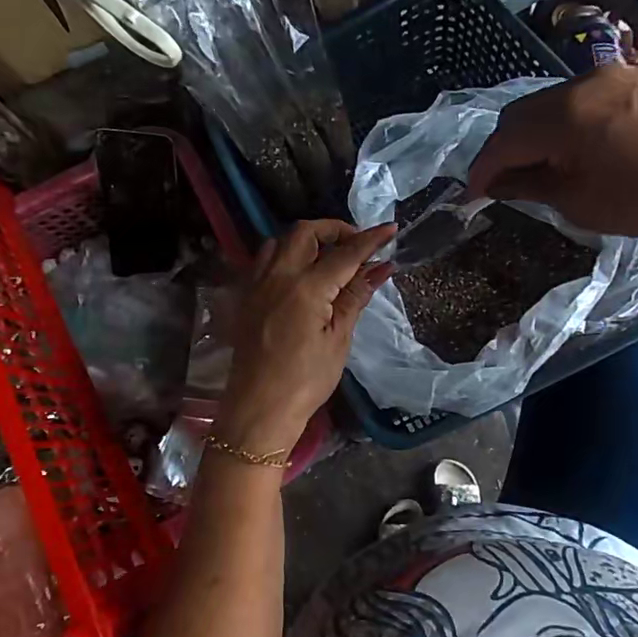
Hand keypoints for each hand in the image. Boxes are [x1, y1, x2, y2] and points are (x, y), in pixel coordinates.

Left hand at [215, 220, 396, 455]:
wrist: (259, 407)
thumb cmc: (306, 380)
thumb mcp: (338, 339)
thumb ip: (355, 297)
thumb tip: (379, 268)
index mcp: (306, 287)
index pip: (345, 253)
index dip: (370, 239)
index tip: (390, 229)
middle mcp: (278, 275)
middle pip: (306, 232)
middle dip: (334, 230)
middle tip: (356, 246)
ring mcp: (258, 284)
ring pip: (281, 240)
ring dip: (308, 239)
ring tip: (329, 257)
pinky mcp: (247, 296)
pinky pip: (265, 259)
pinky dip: (286, 254)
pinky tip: (300, 272)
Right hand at [465, 64, 637, 249]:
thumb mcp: (585, 204)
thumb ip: (533, 187)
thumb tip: (501, 183)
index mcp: (563, 114)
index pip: (501, 140)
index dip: (481, 170)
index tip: (471, 196)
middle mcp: (583, 83)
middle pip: (522, 113)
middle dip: (505, 148)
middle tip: (504, 184)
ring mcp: (617, 75)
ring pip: (553, 103)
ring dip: (536, 135)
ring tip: (542, 170)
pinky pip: (585, 99)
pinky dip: (567, 124)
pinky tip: (579, 150)